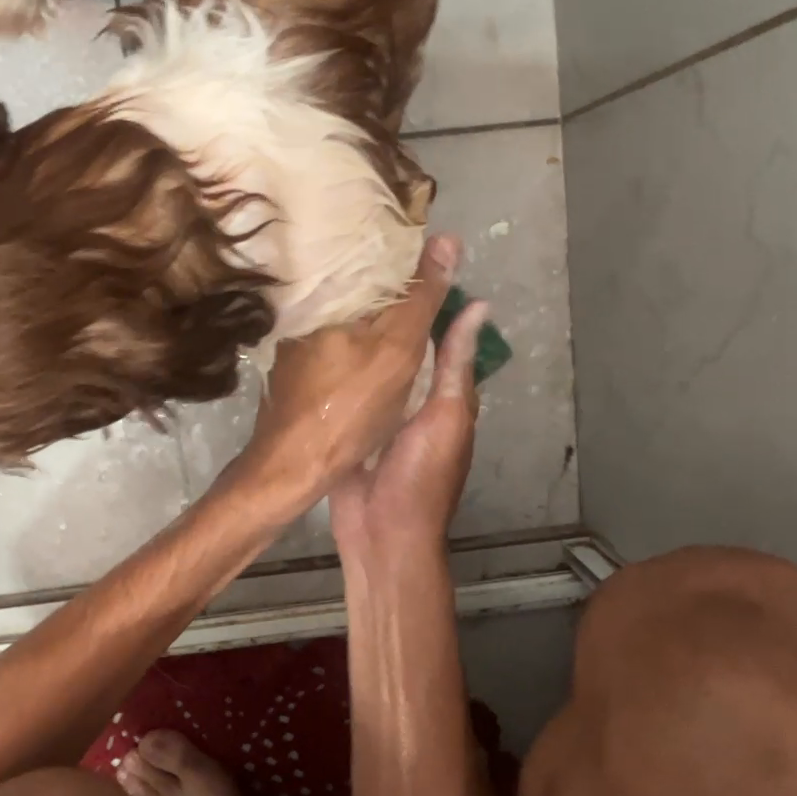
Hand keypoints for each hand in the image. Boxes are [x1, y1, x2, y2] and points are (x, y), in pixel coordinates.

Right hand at [235, 236, 460, 514]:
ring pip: (373, 371)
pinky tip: (318, 346)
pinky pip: (347, 397)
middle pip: (403, 352)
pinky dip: (339, 374)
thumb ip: (455, 364)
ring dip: (362, 343)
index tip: (406, 261)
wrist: (380, 533)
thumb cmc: (420, 474)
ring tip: (335, 296)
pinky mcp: (348, 431)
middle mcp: (413, 402)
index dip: (430, 304)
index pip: (440, 339)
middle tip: (357, 271)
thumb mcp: (446, 414)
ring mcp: (377, 418)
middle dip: (388, 319)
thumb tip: (479, 305)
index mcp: (444, 396)